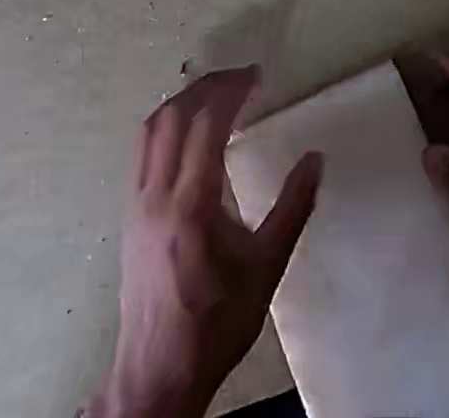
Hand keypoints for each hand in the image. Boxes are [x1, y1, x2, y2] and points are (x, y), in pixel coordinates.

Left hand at [91, 67, 322, 417]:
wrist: (157, 372)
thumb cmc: (218, 320)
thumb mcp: (268, 265)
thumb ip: (294, 207)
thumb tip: (317, 159)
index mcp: (191, 205)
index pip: (205, 126)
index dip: (230, 91)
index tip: (257, 76)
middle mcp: (155, 197)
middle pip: (171, 118)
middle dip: (207, 86)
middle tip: (243, 76)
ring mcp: (136, 206)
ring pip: (149, 131)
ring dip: (183, 101)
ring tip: (218, 91)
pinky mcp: (130, 216)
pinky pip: (143, 151)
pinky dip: (168, 124)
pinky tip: (192, 130)